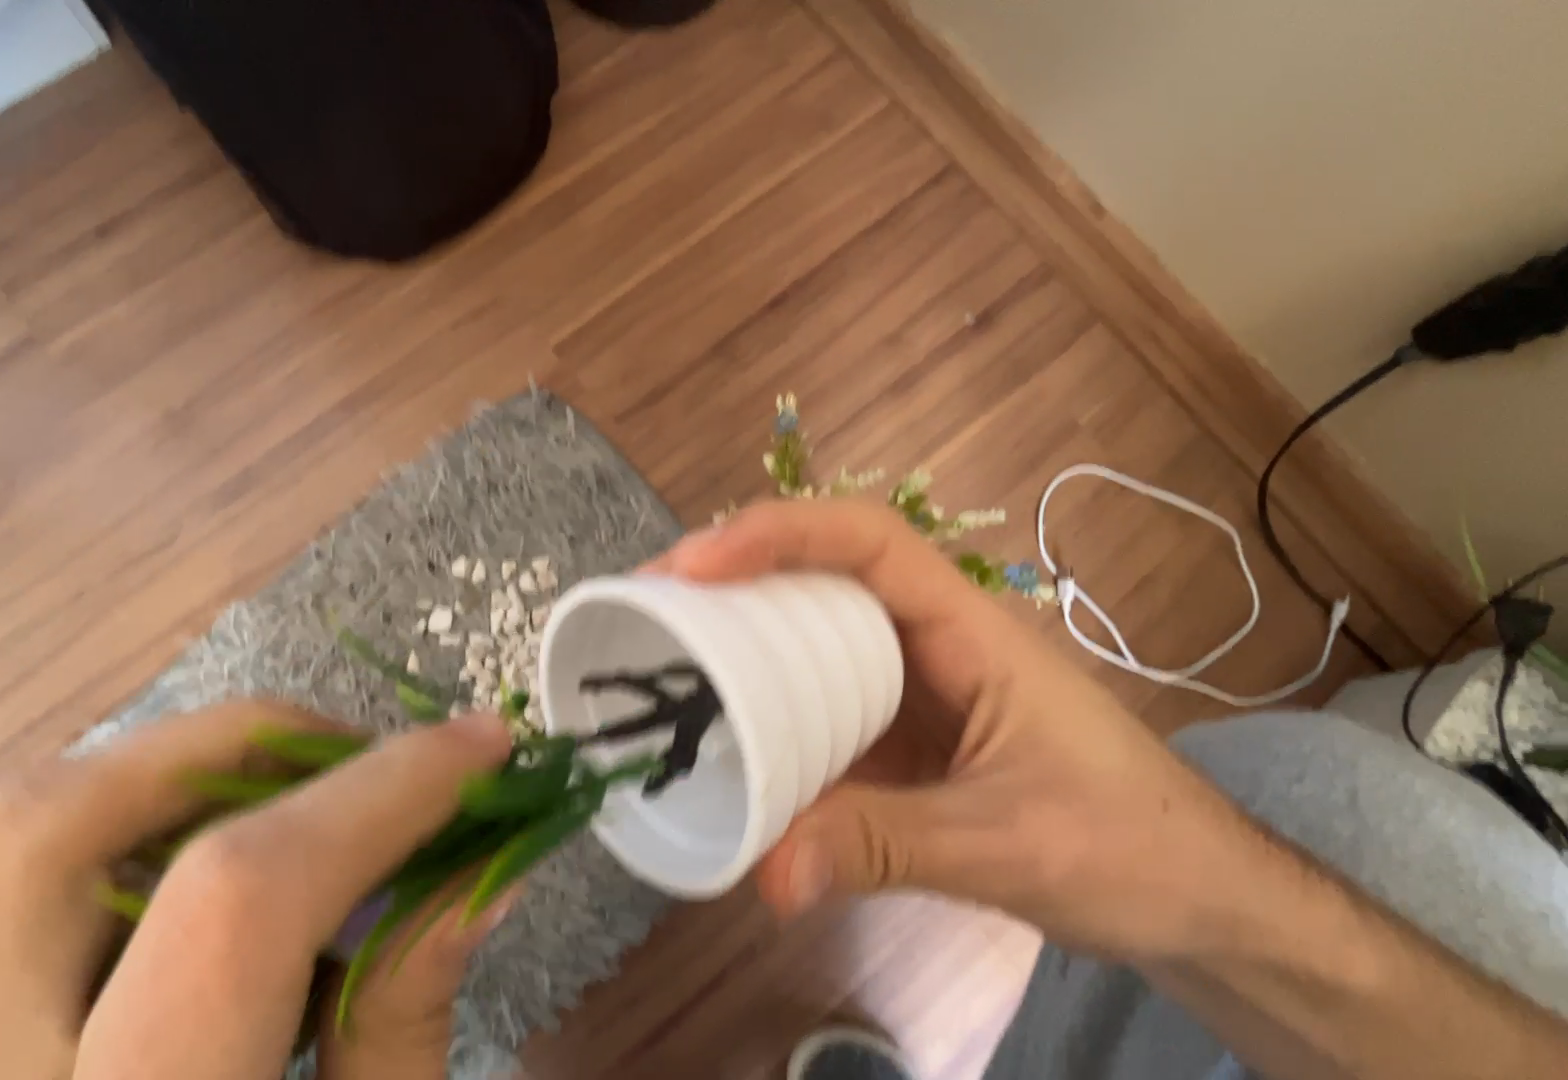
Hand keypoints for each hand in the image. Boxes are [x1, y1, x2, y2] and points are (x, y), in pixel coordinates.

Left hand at [0, 702, 516, 1079]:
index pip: (237, 902)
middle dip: (239, 747)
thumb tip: (480, 870)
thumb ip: (406, 1024)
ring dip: (184, 780)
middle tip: (362, 756)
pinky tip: (230, 887)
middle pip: (47, 828)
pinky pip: (24, 894)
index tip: (484, 743)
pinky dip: (146, 839)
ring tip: (305, 807)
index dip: (382, 791)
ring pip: (17, 841)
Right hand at [651, 498, 1255, 958]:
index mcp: (968, 629)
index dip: (777, 533)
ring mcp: (912, 689)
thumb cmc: (1133, 848)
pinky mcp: (900, 736)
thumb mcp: (1009, 845)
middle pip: (821, 576)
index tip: (693, 563)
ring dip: (741, 638)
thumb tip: (764, 874)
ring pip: (814, 638)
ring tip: (663, 657)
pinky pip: (820, 704)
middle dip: (733, 578)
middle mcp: (931, 641)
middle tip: (649, 608)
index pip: (867, 540)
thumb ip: (885, 846)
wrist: (1200, 900)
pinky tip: (723, 735)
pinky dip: (767, 709)